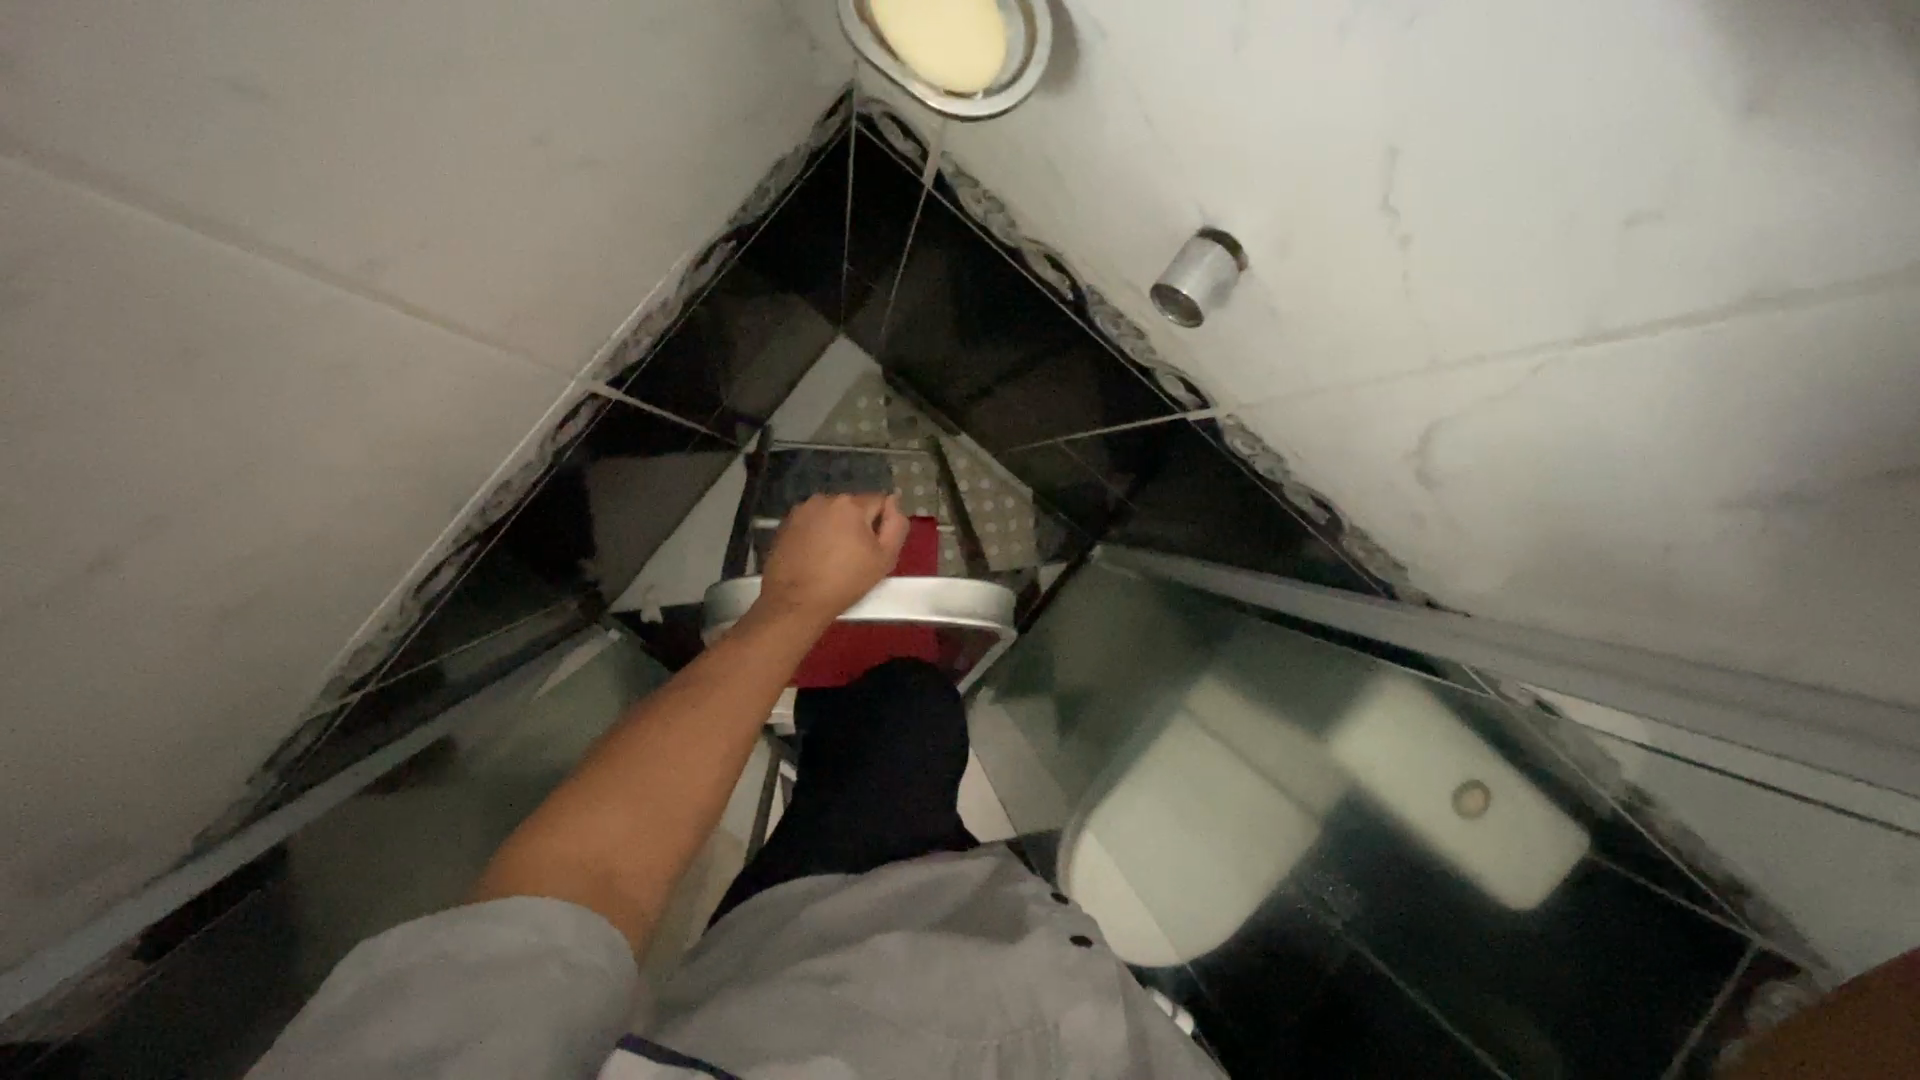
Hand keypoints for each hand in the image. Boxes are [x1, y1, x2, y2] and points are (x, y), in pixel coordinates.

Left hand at [755, 493, 909, 624]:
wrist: (796, 602)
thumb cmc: (845, 582)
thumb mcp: (885, 558)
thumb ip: (896, 525)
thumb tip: (894, 502)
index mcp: (850, 504)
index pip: (879, 501)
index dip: (881, 524)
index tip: (873, 548)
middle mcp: (824, 499)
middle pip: (852, 507)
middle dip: (857, 525)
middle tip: (854, 556)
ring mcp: (801, 511)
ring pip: (831, 514)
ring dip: (836, 528)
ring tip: (831, 557)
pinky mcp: (784, 524)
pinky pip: (811, 523)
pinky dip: (816, 534)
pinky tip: (814, 557)